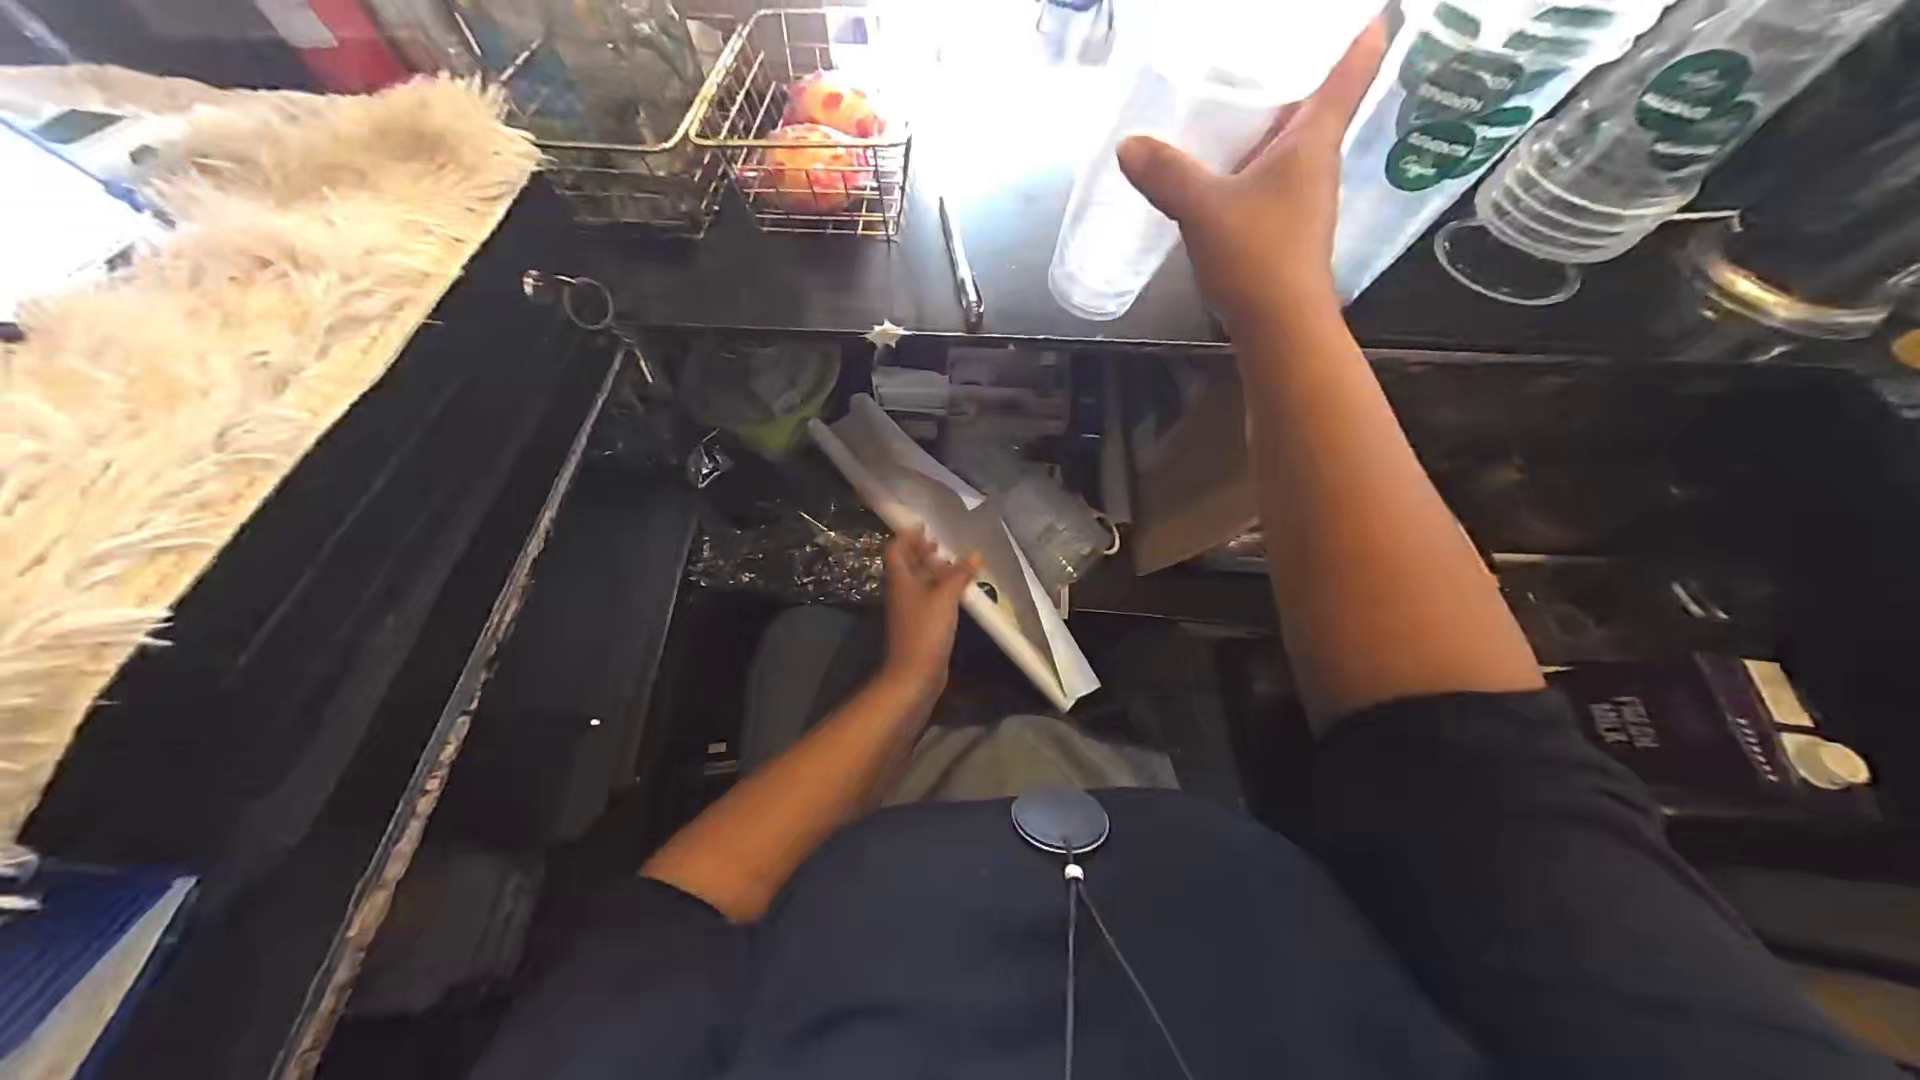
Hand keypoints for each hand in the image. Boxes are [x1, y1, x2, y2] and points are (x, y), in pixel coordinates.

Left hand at [881, 527, 978, 692]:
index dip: (908, 535)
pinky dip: (941, 589)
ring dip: (934, 570)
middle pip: (907, 564)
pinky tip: (958, 591)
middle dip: (922, 552)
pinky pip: (929, 598)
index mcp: (900, 579)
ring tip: (955, 564)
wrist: (914, 674)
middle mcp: (902, 591)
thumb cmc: (925, 630)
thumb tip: (976, 553)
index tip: (925, 526)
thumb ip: (959, 574)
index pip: (897, 549)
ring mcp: (910, 609)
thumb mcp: (945, 597)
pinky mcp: (920, 624)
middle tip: (941, 543)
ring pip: (919, 582)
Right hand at [1116, 19, 1386, 331]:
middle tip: (1255, 49)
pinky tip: (1219, 168)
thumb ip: (1168, 175)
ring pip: (1289, 144)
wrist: (1279, 326)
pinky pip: (1270, 178)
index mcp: (1313, 141)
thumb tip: (1128, 145)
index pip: (1353, 67)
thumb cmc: (1258, 257)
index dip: (1358, 29)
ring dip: (1268, 121)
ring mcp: (1303, 198)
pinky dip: (1251, 163)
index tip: (1354, 7)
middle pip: (1315, 102)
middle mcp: (1316, 163)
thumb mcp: (1205, 209)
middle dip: (1294, 72)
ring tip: (1230, 99)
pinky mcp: (1284, 228)